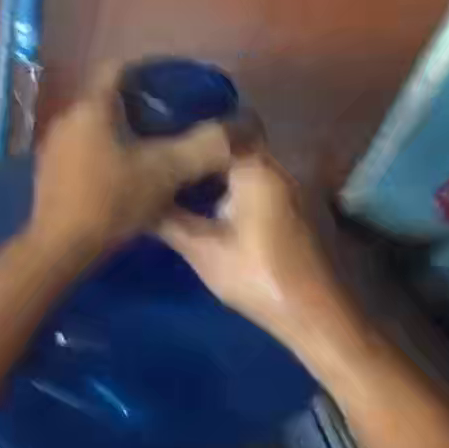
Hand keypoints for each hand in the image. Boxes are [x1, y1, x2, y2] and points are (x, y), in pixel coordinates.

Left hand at [26, 65, 233, 261]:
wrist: (59, 247)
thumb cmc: (110, 202)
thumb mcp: (166, 172)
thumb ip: (205, 145)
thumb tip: (239, 127)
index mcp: (90, 107)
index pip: (119, 68)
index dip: (150, 71)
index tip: (176, 85)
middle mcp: (66, 119)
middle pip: (107, 100)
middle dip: (141, 107)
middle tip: (174, 122)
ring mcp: (52, 148)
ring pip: (95, 128)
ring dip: (123, 134)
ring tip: (155, 149)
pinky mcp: (48, 174)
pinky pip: (83, 151)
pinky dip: (106, 154)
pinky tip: (126, 174)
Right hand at [155, 143, 354, 346]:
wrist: (315, 315)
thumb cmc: (255, 276)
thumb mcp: (199, 249)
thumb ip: (166, 219)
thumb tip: (133, 200)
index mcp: (257, 169)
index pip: (217, 132)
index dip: (184, 133)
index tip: (154, 142)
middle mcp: (278, 168)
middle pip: (230, 147)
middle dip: (194, 155)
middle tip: (155, 164)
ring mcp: (290, 187)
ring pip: (241, 166)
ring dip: (211, 173)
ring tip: (171, 182)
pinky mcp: (293, 207)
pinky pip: (253, 183)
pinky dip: (228, 188)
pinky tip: (202, 205)